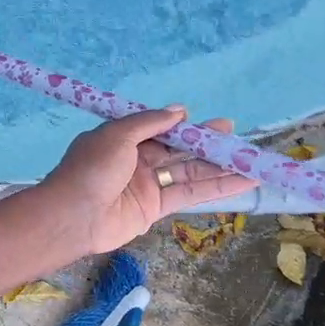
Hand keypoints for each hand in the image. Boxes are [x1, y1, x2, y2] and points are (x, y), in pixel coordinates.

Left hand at [37, 106, 258, 254]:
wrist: (74, 215)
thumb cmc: (92, 169)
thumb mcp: (116, 135)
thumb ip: (148, 123)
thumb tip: (179, 110)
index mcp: (120, 140)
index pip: (156, 129)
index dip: (182, 127)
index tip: (206, 122)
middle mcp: (134, 161)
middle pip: (176, 150)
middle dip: (205, 144)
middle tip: (235, 136)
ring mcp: (146, 185)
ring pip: (188, 172)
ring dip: (218, 166)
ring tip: (250, 158)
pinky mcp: (155, 208)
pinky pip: (190, 194)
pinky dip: (217, 188)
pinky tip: (243, 181)